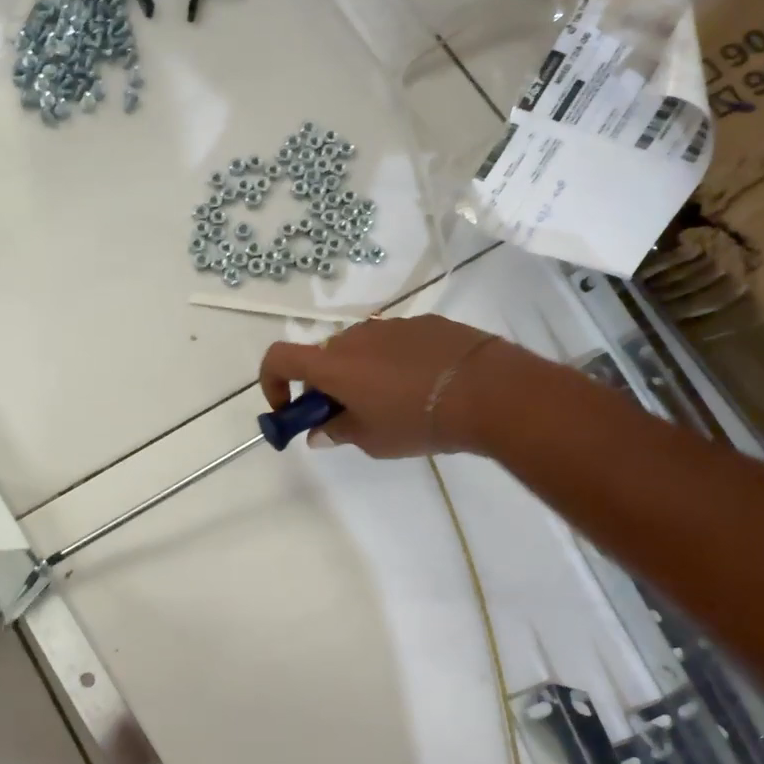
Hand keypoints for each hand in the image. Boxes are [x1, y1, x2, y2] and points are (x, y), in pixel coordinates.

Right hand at [258, 314, 519, 457]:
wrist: (492, 392)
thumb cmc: (418, 421)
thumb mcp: (372, 439)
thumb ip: (337, 432)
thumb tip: (319, 432)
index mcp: (332, 365)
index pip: (278, 358)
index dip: (272, 382)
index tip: (288, 408)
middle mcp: (354, 337)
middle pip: (322, 357)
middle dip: (323, 386)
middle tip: (346, 416)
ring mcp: (391, 326)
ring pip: (359, 349)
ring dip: (360, 373)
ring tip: (393, 404)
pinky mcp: (425, 324)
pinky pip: (394, 343)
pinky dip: (393, 363)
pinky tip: (424, 387)